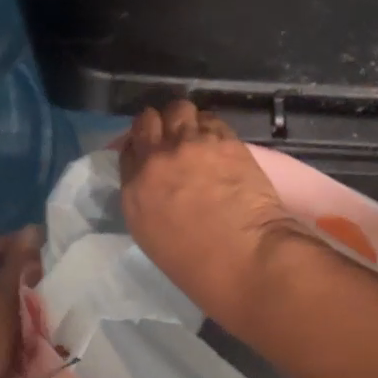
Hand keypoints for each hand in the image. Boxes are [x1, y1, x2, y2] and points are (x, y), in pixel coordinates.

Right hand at [118, 100, 300, 317]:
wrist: (249, 261)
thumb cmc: (201, 269)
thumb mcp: (154, 236)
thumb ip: (147, 199)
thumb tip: (157, 181)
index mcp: (135, 191)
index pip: (128, 149)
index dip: (141, 146)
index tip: (151, 151)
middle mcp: (156, 159)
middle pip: (147, 121)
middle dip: (158, 125)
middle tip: (172, 138)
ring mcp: (189, 144)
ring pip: (178, 109)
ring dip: (185, 119)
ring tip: (197, 134)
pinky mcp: (222, 139)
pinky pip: (209, 118)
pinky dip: (211, 126)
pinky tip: (218, 142)